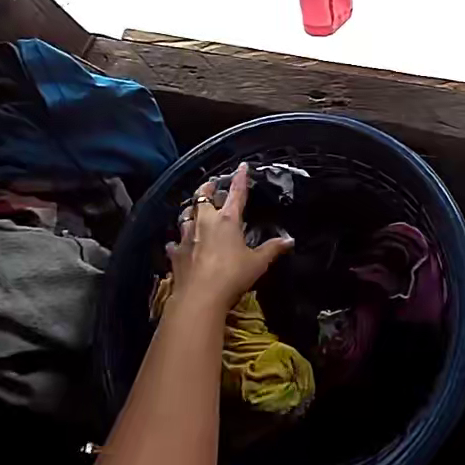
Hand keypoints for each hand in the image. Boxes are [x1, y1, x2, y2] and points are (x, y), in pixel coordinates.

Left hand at [164, 163, 292, 316]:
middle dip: (208, 188)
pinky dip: (177, 241)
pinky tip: (177, 244)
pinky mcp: (176, 253)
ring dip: (191, 211)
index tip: (242, 166)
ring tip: (194, 210)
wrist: (199, 297)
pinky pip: (174, 242)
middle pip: (203, 197)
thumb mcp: (257, 263)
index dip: (240, 178)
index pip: (236, 193)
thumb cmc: (232, 276)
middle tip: (212, 185)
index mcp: (227, 220)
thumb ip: (272, 249)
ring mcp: (187, 236)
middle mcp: (205, 222)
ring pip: (186, 215)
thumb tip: (289, 240)